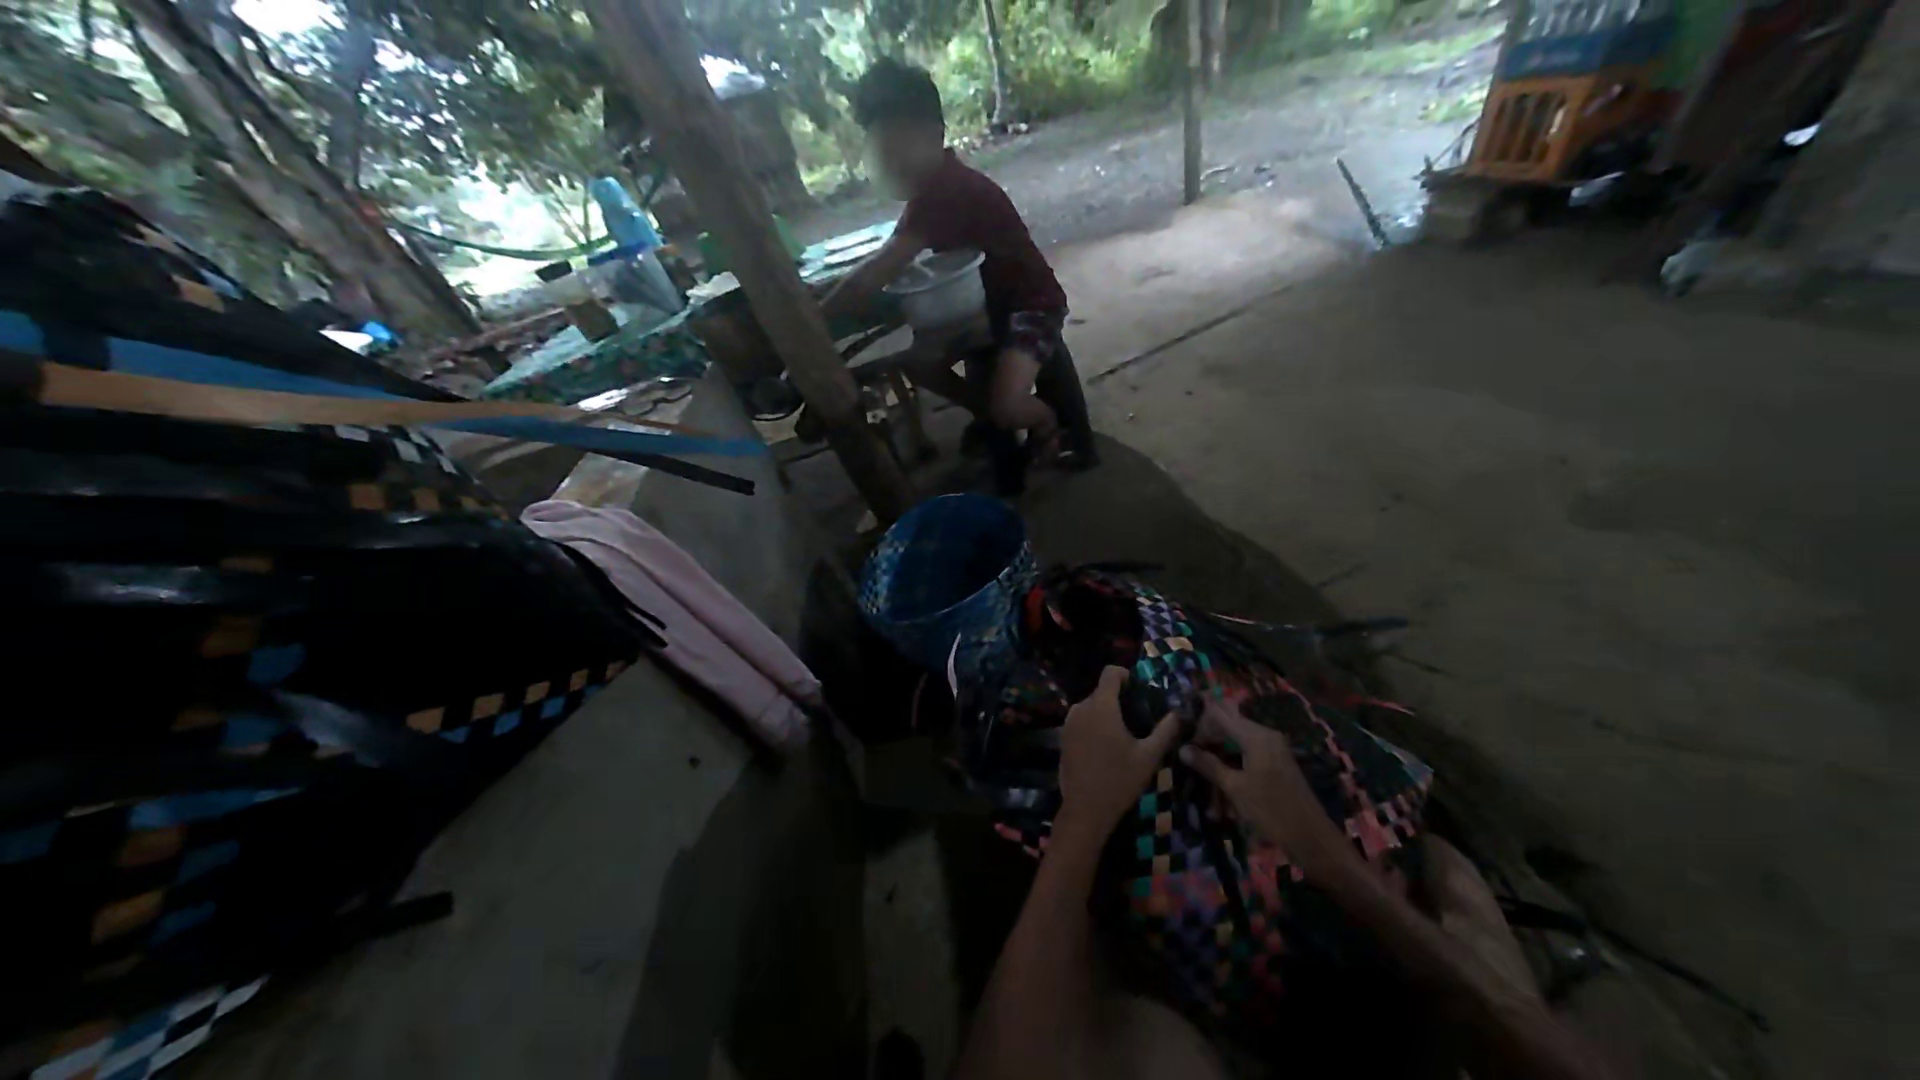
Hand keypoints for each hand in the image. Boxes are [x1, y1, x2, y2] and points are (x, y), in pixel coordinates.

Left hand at [1055, 667, 1180, 843]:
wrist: (1086, 809)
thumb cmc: (1120, 780)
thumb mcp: (1149, 756)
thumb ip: (1166, 730)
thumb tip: (1181, 712)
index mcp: (1101, 706)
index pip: (1110, 672)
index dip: (1127, 675)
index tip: (1141, 691)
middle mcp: (1081, 708)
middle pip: (1102, 690)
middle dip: (1121, 698)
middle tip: (1140, 717)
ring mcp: (1068, 723)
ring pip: (1091, 706)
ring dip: (1108, 712)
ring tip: (1126, 733)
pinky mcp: (1063, 737)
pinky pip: (1082, 719)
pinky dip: (1095, 723)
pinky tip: (1108, 746)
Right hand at [1179, 697, 1355, 878]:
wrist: (1313, 841)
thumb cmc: (1272, 811)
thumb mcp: (1235, 788)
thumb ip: (1208, 765)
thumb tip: (1183, 748)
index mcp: (1257, 736)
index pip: (1219, 713)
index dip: (1198, 722)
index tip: (1180, 737)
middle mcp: (1265, 736)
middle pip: (1227, 728)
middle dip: (1207, 744)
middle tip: (1188, 763)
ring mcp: (1272, 750)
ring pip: (1234, 746)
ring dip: (1218, 764)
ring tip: (1206, 792)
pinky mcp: (1275, 765)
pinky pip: (1246, 759)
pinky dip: (1232, 772)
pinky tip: (1221, 797)